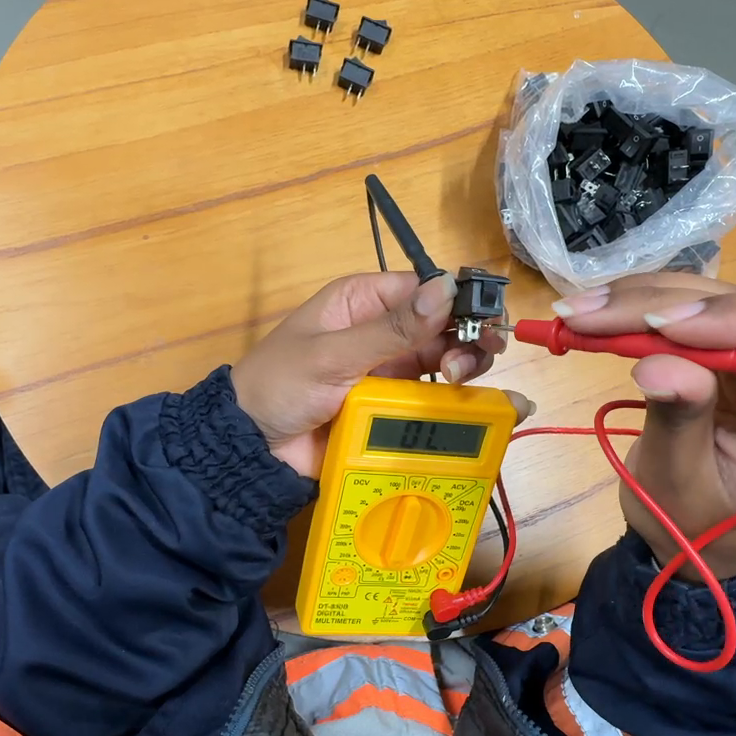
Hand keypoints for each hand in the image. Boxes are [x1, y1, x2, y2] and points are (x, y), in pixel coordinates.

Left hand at [231, 273, 521, 476]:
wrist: (252, 447)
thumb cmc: (280, 385)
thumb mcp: (331, 354)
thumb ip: (390, 329)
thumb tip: (447, 290)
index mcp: (362, 301)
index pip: (424, 288)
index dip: (458, 300)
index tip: (483, 320)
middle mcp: (382, 331)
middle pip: (443, 324)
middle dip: (466, 336)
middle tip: (473, 358)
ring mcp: (390, 371)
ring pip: (445, 360)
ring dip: (465, 366)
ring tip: (461, 379)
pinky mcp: (393, 408)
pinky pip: (432, 400)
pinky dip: (457, 402)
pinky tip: (479, 405)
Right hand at [551, 274, 735, 579]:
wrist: (693, 548)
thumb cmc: (695, 532)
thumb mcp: (678, 488)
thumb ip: (678, 422)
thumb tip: (655, 364)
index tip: (666, 326)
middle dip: (669, 307)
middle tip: (591, 313)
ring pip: (718, 306)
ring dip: (644, 300)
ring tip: (578, 311)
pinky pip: (695, 320)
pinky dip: (643, 311)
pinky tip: (599, 310)